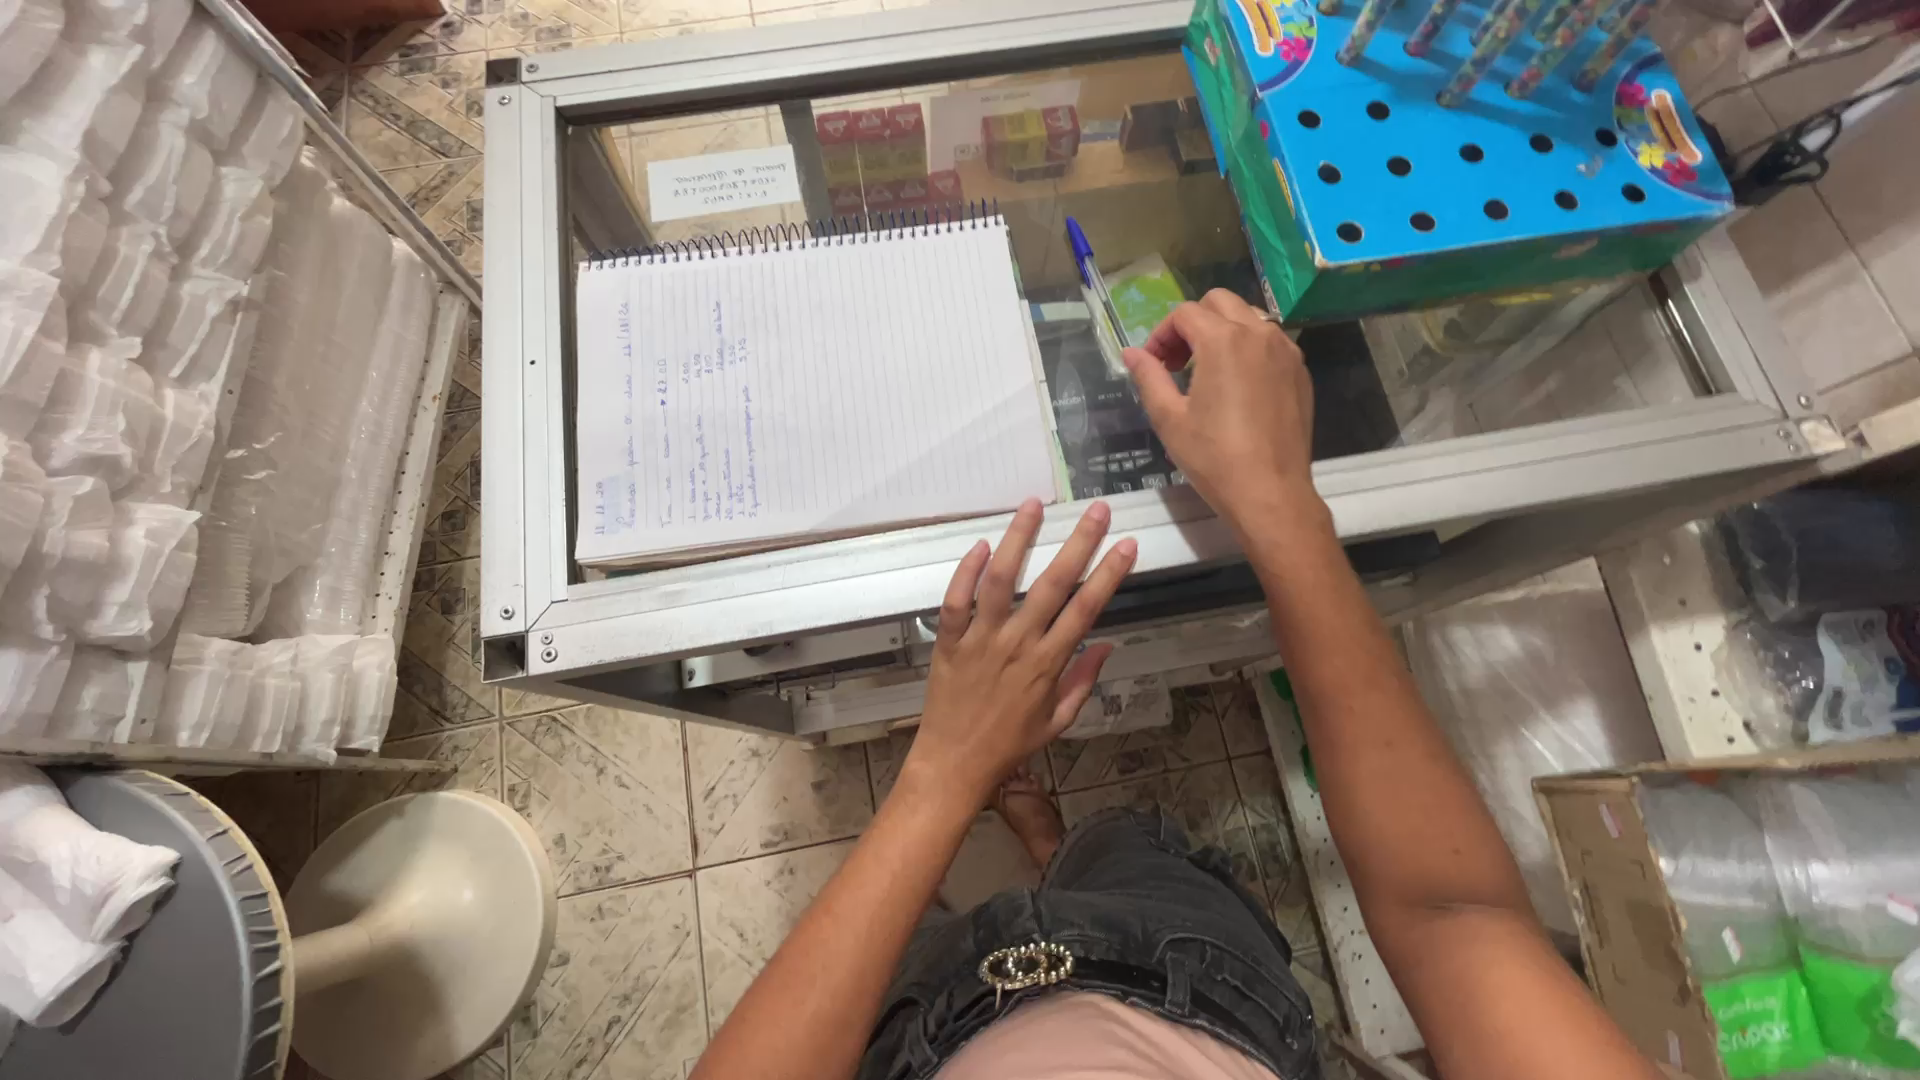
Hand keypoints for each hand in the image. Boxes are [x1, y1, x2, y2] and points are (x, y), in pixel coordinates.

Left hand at [898, 499, 1136, 812]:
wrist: (954, 764)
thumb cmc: (1009, 745)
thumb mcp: (1058, 721)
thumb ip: (1083, 681)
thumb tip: (1107, 644)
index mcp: (1048, 663)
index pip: (1086, 609)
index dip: (1109, 574)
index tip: (1126, 544)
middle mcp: (1017, 643)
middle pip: (1052, 584)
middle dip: (1078, 543)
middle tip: (1096, 510)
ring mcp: (980, 639)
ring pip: (1002, 580)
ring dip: (1019, 539)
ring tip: (1034, 505)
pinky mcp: (950, 641)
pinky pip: (956, 600)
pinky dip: (967, 571)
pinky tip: (980, 543)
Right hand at [1122, 289, 1322, 538]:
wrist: (1269, 491)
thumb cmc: (1213, 457)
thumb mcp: (1169, 418)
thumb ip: (1149, 377)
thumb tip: (1131, 353)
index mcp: (1222, 341)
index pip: (1184, 313)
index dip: (1161, 334)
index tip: (1153, 364)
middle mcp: (1258, 334)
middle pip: (1219, 302)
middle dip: (1192, 324)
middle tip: (1177, 362)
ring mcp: (1285, 350)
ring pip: (1248, 317)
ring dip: (1221, 331)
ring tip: (1206, 372)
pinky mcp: (1299, 371)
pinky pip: (1269, 341)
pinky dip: (1247, 348)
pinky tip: (1235, 386)